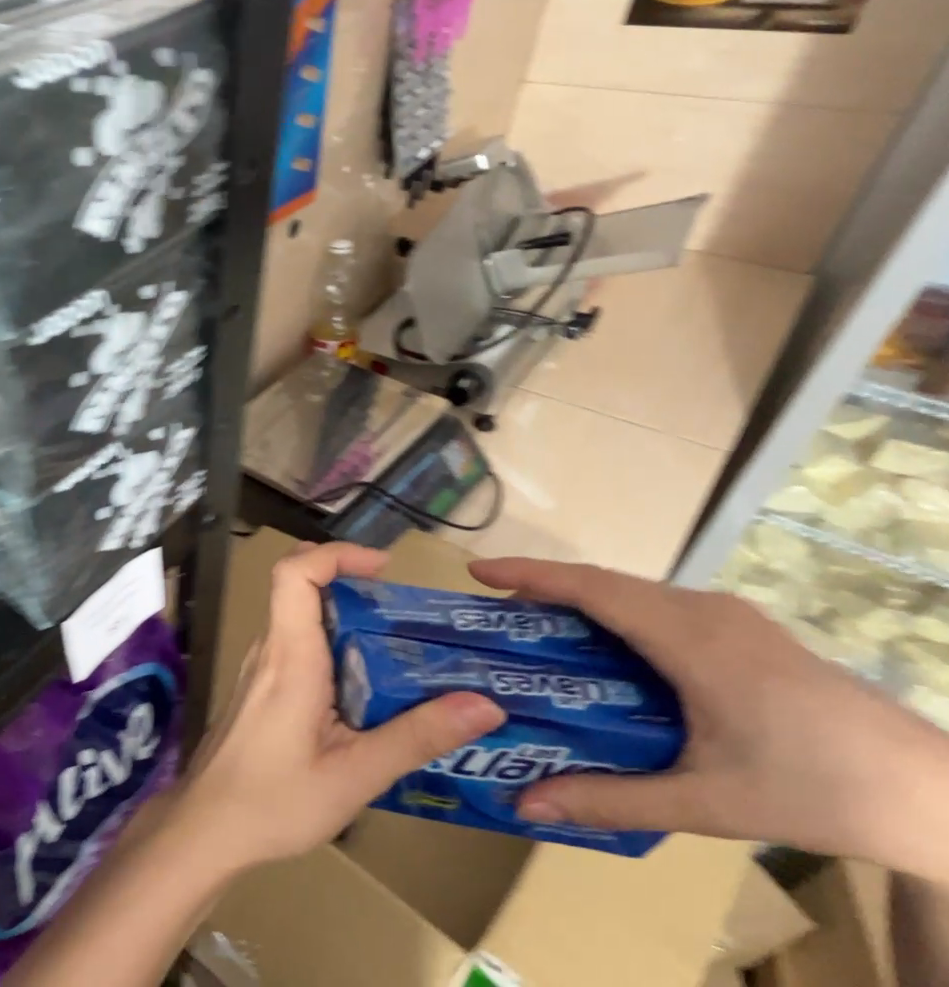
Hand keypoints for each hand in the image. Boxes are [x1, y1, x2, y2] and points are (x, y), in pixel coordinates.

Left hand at [168, 542, 505, 871]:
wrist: (207, 827)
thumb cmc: (274, 801)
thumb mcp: (356, 775)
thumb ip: (417, 736)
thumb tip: (485, 703)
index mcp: (290, 658)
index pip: (293, 574)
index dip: (334, 554)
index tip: (383, 566)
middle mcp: (270, 653)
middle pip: (302, 593)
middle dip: (357, 591)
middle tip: (413, 619)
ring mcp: (261, 673)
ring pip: (302, 625)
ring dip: (349, 627)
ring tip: (407, 657)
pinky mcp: (261, 694)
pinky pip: (298, 654)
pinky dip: (335, 655)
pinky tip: (371, 696)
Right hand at [471, 557, 948, 879]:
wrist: (935, 795)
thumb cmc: (816, 789)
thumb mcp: (706, 802)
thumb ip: (611, 799)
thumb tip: (526, 804)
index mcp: (692, 639)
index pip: (592, 588)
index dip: (530, 575)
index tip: (475, 572)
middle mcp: (708, 613)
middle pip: (606, 584)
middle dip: (542, 591)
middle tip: (489, 617)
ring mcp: (732, 619)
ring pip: (635, 594)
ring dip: (579, 604)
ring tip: (533, 634)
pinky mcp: (747, 633)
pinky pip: (661, 608)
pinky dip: (614, 617)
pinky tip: (602, 654)